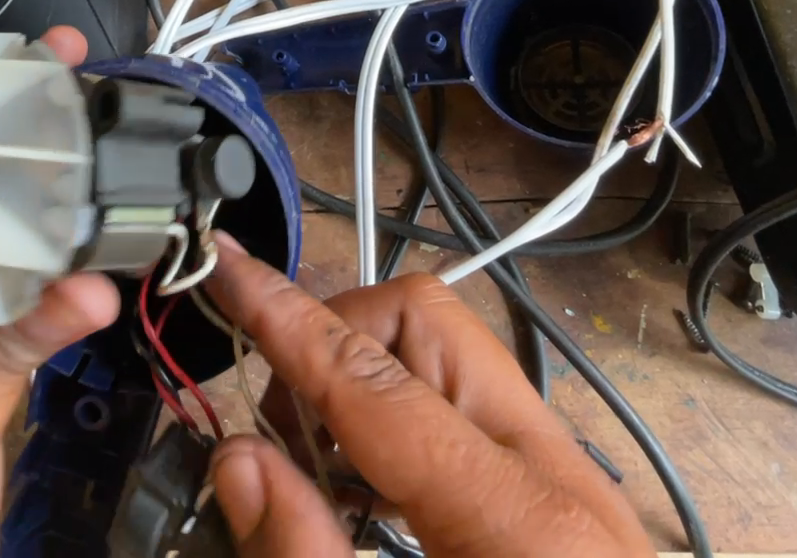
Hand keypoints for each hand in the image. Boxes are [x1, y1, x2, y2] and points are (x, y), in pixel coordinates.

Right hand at [203, 236, 653, 557]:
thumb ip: (306, 556)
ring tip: (318, 464)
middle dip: (333, 336)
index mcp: (521, 521)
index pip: (371, 376)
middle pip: (423, 319)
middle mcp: (555, 469)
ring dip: (359, 372)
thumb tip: (238, 457)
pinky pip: (456, 399)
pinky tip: (367, 491)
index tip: (228, 267)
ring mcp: (567, 474)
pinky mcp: (559, 491)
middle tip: (282, 424)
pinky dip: (391, 410)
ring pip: (440, 347)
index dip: (285, 316)